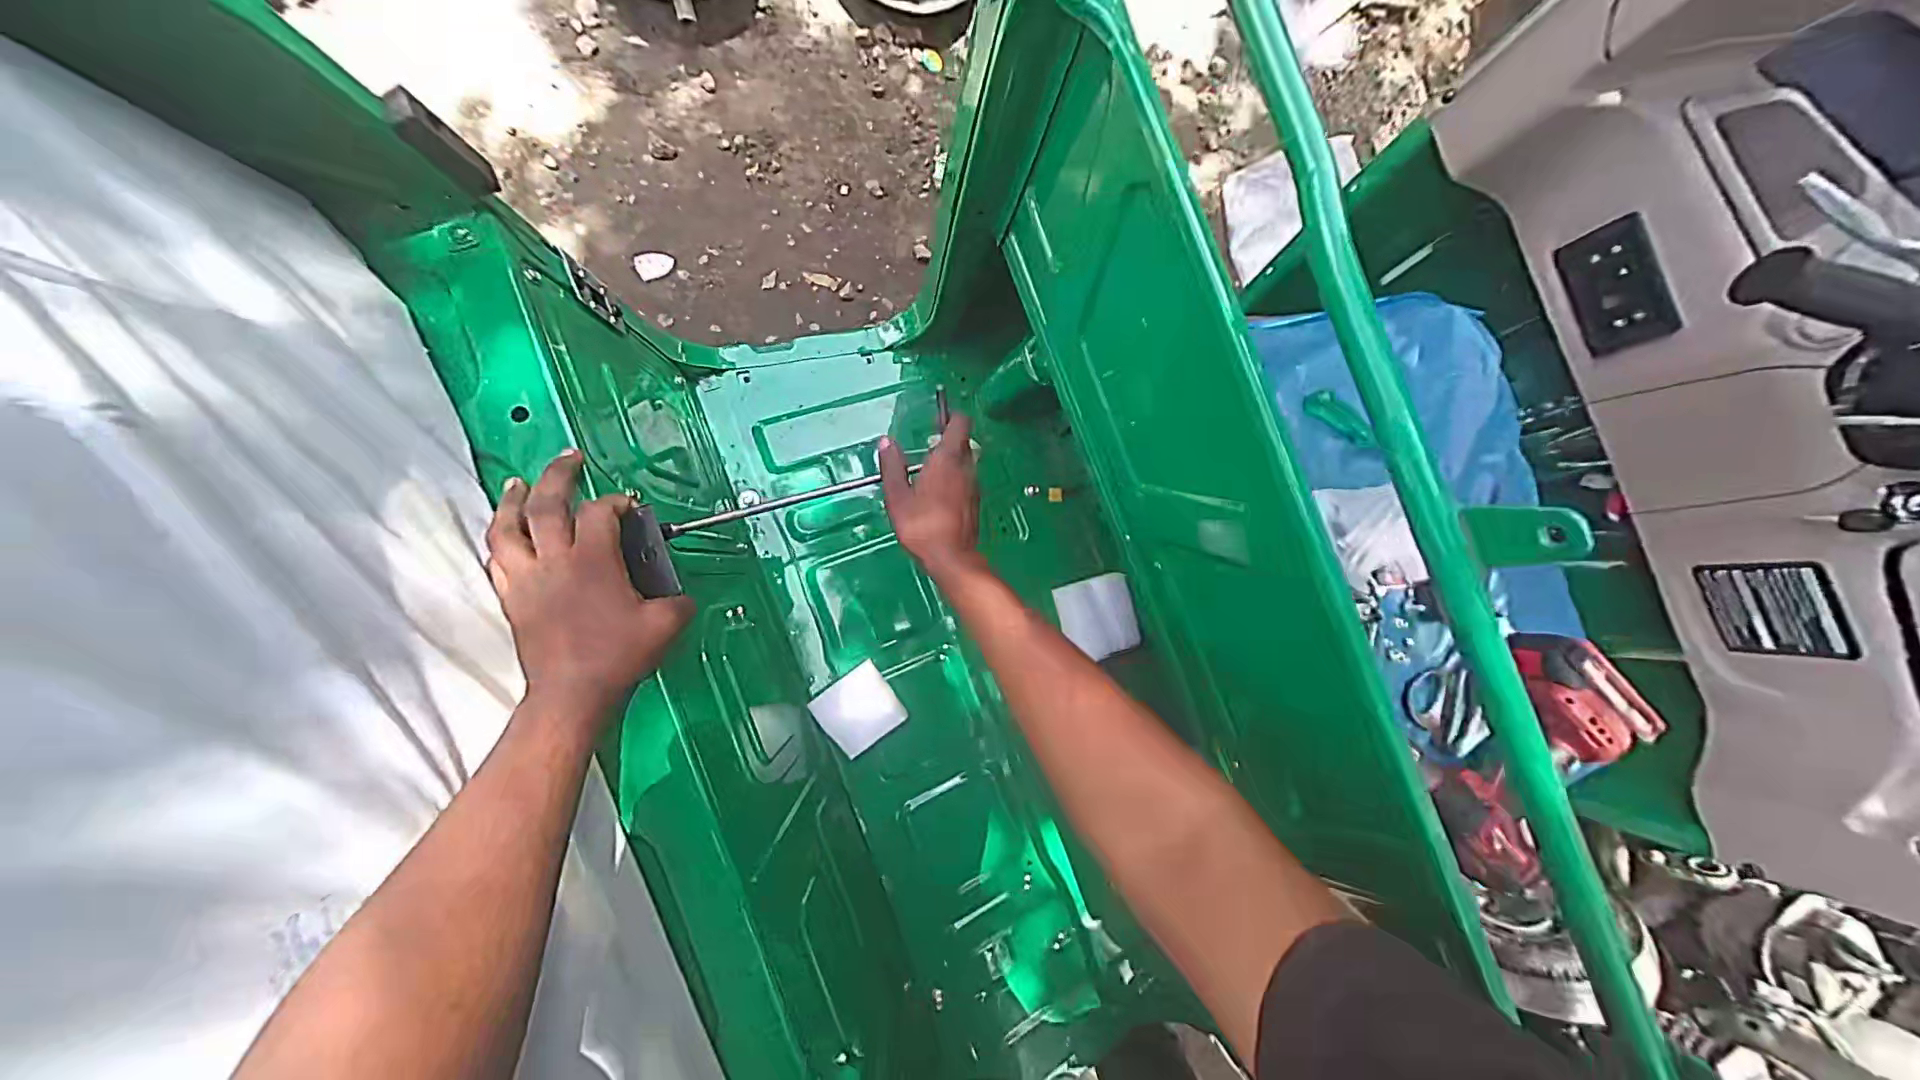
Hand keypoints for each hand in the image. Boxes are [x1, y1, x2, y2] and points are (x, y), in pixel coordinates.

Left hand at [485, 449, 694, 723]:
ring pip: (507, 528)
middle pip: (547, 504)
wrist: (572, 692)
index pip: (600, 513)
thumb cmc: (619, 655)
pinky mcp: (511, 599)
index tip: (630, 506)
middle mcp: (554, 561)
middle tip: (570, 458)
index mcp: (593, 560)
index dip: (617, 502)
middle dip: (560, 475)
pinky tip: (507, 537)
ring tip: (519, 484)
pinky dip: (501, 541)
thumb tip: (681, 595)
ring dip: (513, 501)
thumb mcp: (667, 624)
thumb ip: (679, 600)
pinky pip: (496, 560)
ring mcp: (526, 579)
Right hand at [879, 413, 980, 579]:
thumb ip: (892, 467)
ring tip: (929, 470)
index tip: (938, 417)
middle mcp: (967, 467)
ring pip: (966, 462)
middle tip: (928, 444)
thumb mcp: (897, 496)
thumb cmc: (922, 525)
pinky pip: (966, 481)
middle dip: (948, 439)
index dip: (951, 416)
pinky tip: (938, 493)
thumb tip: (886, 442)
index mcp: (948, 459)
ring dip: (951, 461)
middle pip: (963, 443)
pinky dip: (955, 479)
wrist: (951, 558)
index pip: (960, 424)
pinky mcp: (975, 503)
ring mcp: (974, 486)